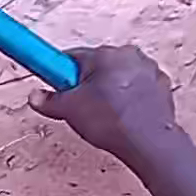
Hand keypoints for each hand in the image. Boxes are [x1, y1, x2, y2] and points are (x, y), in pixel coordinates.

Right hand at [27, 46, 182, 159]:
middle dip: (85, 86)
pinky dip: (128, 100)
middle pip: (96, 67)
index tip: (55, 84)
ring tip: (101, 118)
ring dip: (108, 93)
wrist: (147, 141)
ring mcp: (147, 70)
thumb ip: (49, 101)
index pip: (72, 57)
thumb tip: (35, 96)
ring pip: (118, 78)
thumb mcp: (69, 111)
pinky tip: (120, 118)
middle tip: (78, 108)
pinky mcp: (160, 86)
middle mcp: (127, 55)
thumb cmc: (112, 121)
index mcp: (103, 55)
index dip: (59, 74)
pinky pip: (137, 89)